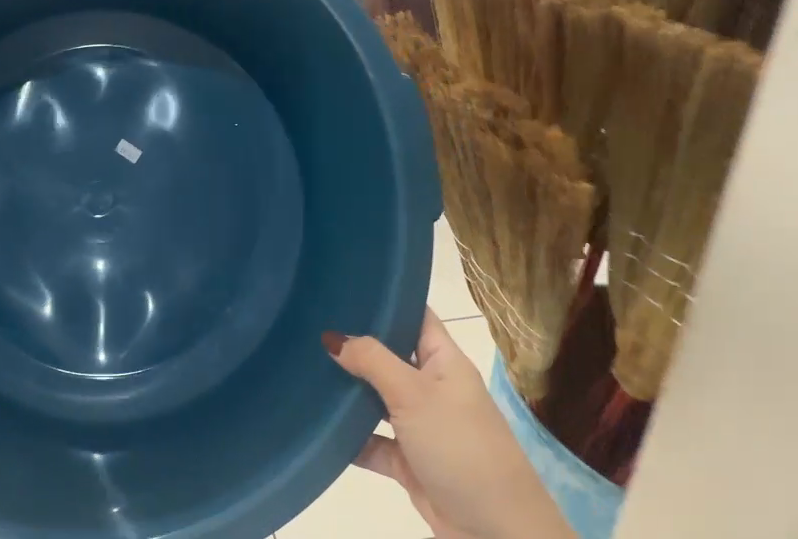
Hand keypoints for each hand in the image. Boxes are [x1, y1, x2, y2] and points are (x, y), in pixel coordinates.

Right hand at [325, 311, 574, 538]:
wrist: (496, 532)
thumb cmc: (461, 447)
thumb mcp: (414, 394)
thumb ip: (372, 360)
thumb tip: (332, 336)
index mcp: (443, 361)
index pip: (414, 316)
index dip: (385, 298)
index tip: (342, 283)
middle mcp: (432, 388)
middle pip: (388, 356)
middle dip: (353, 343)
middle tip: (306, 322)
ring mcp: (420, 426)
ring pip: (376, 399)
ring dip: (347, 391)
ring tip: (301, 365)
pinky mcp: (408, 462)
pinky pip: (371, 442)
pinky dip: (348, 439)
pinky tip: (316, 424)